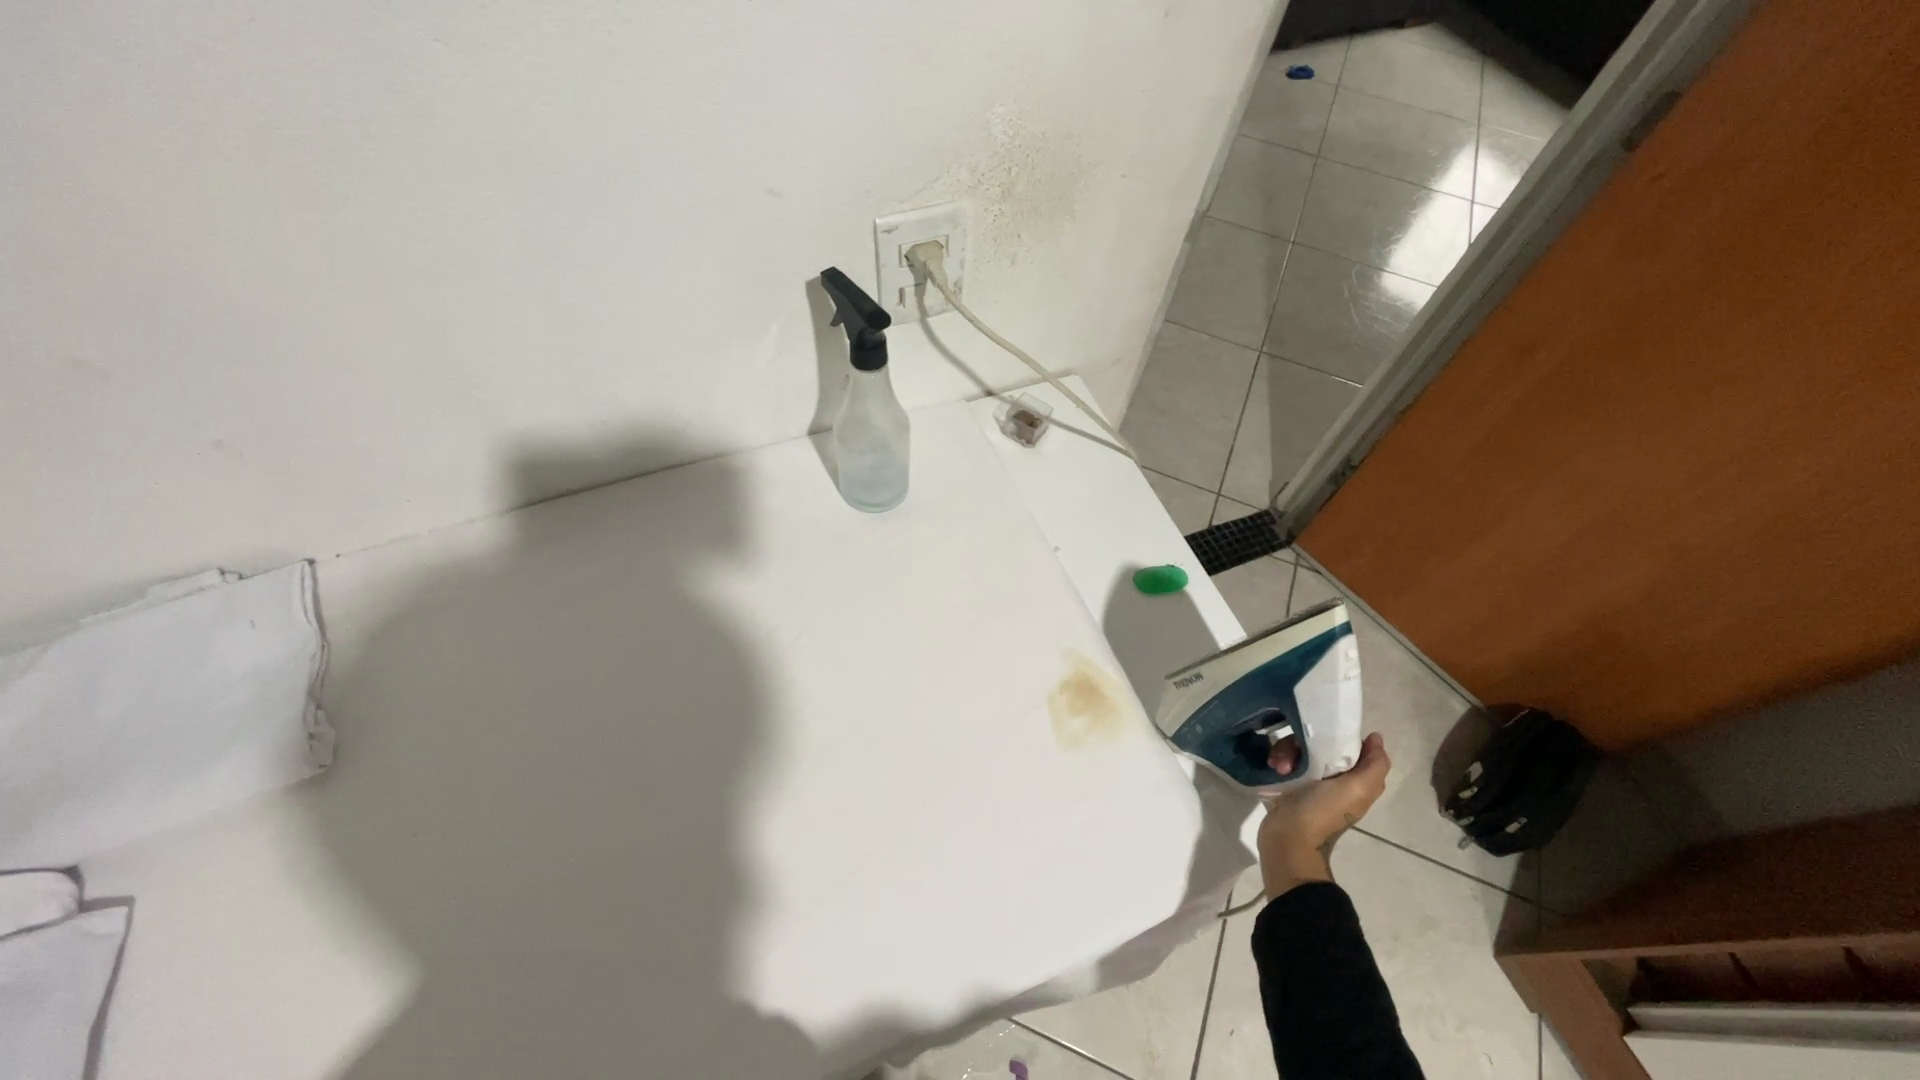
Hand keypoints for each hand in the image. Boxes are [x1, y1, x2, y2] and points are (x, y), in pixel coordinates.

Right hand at [1256, 732, 1390, 897]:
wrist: (1288, 840)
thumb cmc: (1323, 812)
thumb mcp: (1357, 788)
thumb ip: (1375, 764)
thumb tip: (1376, 738)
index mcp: (1356, 780)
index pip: (1351, 745)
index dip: (1339, 736)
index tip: (1323, 733)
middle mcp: (1337, 780)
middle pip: (1322, 745)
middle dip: (1305, 745)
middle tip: (1294, 755)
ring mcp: (1312, 782)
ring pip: (1301, 751)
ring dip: (1288, 753)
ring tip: (1280, 766)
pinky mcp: (1291, 785)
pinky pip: (1286, 761)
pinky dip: (1279, 761)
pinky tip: (1274, 768)